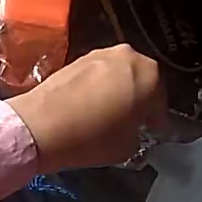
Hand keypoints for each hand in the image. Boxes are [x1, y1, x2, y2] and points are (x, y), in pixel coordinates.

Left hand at [6, 45, 164, 172]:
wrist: (41, 125)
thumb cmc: (93, 137)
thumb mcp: (128, 147)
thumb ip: (138, 134)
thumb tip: (133, 130)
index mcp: (151, 76)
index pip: (161, 101)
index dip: (156, 120)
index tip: (150, 132)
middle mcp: (129, 56)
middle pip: (140, 80)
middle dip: (138, 98)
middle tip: (130, 122)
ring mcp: (100, 54)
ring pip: (117, 74)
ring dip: (117, 90)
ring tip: (107, 114)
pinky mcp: (76, 58)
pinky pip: (96, 74)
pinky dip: (97, 86)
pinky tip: (88, 106)